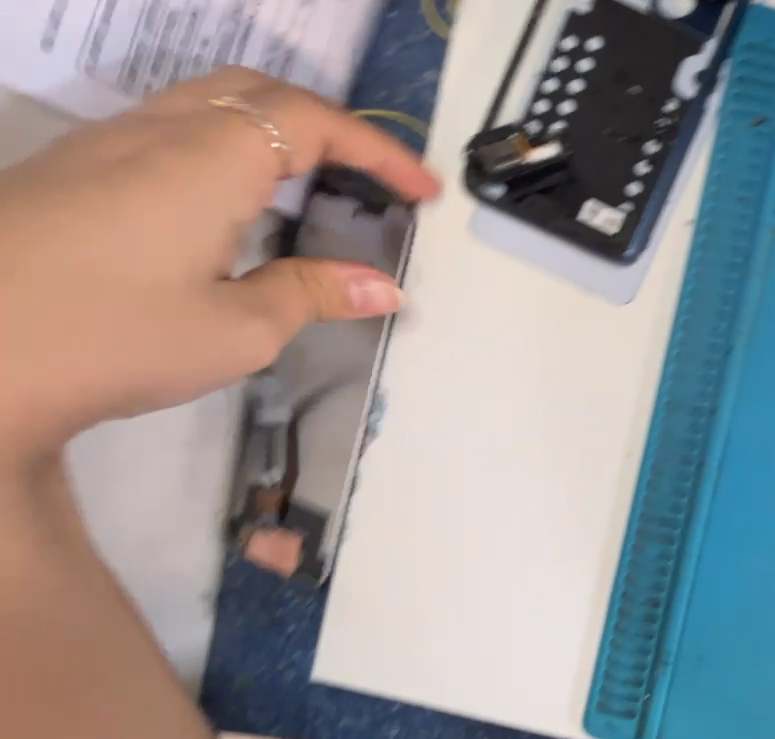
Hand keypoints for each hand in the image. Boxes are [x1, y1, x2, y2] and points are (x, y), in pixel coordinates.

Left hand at [0, 67, 438, 467]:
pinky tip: (249, 203)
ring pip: (206, 104)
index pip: (307, 121)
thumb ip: (313, 294)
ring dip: (279, 132)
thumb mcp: (238, 329)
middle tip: (379, 177)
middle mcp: (150, 137)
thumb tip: (381, 287)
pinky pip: (170, 131)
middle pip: (253, 91)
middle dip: (331, 125)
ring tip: (326, 185)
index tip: (425, 192)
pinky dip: (234, 148)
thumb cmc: (111, 337)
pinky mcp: (74, 174)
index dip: (377, 149)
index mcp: (201, 165)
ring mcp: (102, 149)